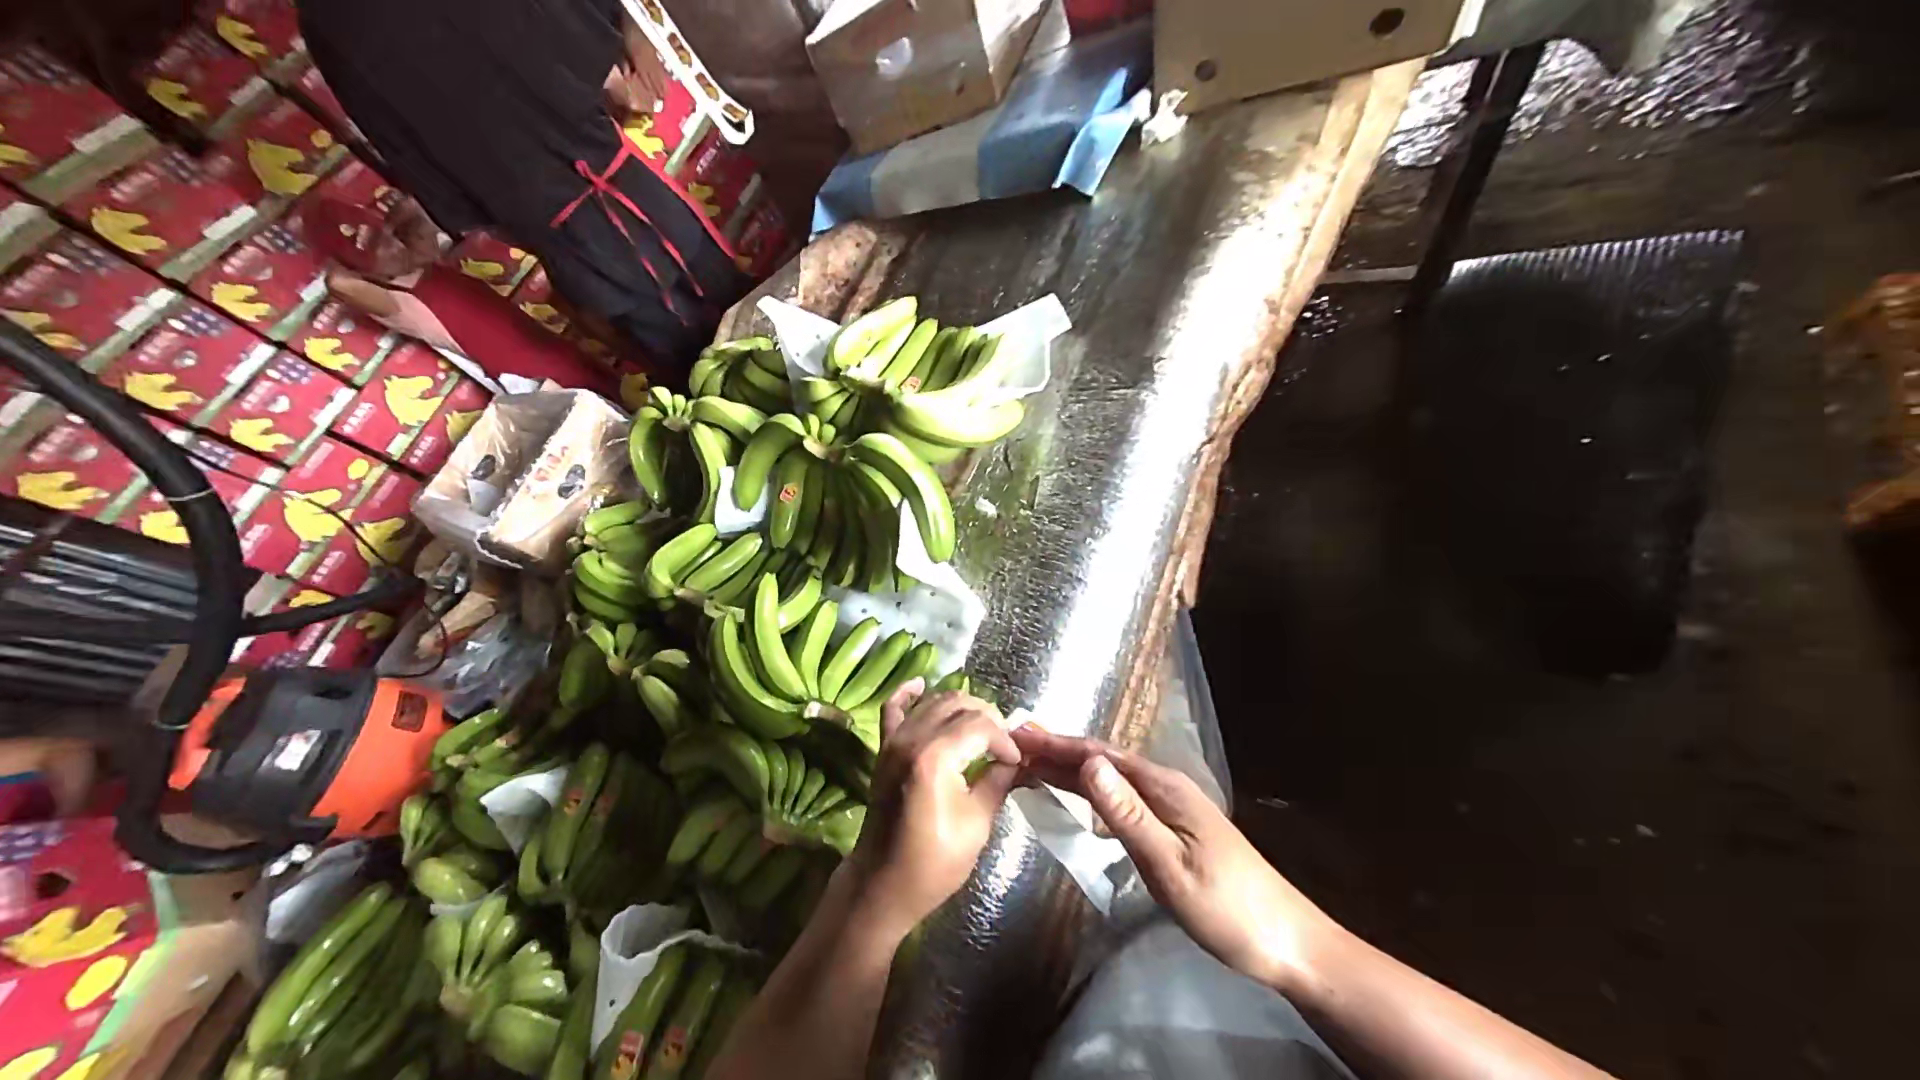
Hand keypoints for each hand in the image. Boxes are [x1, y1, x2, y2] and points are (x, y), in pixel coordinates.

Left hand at [845, 682, 1020, 937]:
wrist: (881, 884)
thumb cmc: (932, 863)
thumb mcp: (976, 824)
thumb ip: (997, 781)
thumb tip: (1017, 760)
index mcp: (935, 758)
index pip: (981, 725)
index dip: (1005, 739)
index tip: (1016, 761)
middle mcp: (912, 738)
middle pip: (960, 705)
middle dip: (988, 719)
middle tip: (1004, 746)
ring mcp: (894, 740)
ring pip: (934, 701)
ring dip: (961, 707)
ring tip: (982, 731)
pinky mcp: (884, 749)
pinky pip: (893, 708)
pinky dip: (908, 693)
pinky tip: (922, 684)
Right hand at [1010, 727, 1339, 994]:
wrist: (1286, 941)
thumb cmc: (1226, 906)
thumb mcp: (1169, 864)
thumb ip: (1127, 813)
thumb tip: (1088, 762)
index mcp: (1162, 786)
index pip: (1097, 754)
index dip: (1055, 744)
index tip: (1016, 734)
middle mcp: (1164, 786)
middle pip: (1101, 760)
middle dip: (1056, 752)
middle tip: (1012, 746)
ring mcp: (1170, 805)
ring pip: (1110, 778)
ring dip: (1070, 769)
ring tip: (1031, 764)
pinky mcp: (1172, 825)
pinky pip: (1120, 797)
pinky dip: (1090, 792)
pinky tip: (1076, 796)